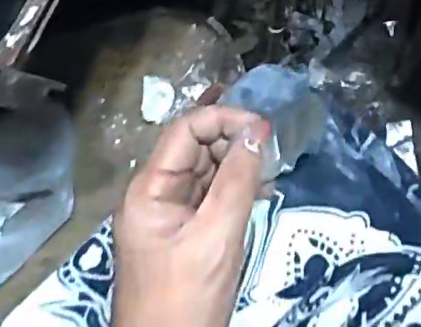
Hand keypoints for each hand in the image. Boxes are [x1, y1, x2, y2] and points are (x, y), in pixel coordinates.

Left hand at [112, 105, 269, 326]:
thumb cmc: (186, 301)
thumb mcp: (218, 237)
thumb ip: (238, 180)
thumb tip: (258, 128)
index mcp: (149, 187)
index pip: (186, 129)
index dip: (223, 119)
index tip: (261, 127)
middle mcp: (154, 192)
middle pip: (195, 147)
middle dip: (232, 140)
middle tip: (271, 147)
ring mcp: (166, 214)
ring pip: (204, 170)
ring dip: (236, 164)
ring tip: (270, 166)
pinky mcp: (181, 233)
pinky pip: (208, 196)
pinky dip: (233, 189)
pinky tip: (260, 189)